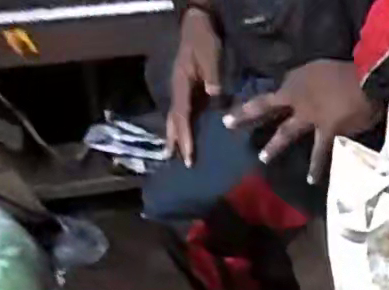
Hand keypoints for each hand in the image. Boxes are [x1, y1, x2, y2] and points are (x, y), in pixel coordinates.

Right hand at [167, 7, 222, 166]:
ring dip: (176, 138)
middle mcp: (178, 90)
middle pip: (174, 120)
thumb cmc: (205, 43)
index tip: (188, 155)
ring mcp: (181, 92)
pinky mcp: (189, 93)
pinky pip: (184, 115)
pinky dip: (182, 129)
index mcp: (181, 84)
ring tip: (173, 157)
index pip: (182, 116)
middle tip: (180, 163)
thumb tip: (215, 97)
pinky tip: (184, 141)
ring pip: (176, 119)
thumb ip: (213, 79)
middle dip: (177, 142)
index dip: (185, 137)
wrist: (199, 27)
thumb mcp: (210, 57)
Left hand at [225, 59, 378, 184]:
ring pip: (286, 132)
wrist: (365, 80)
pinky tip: (310, 180)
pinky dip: (315, 168)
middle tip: (227, 124)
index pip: (276, 91)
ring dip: (273, 146)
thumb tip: (311, 99)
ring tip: (262, 158)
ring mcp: (309, 116)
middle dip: (245, 115)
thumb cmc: (347, 73)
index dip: (265, 99)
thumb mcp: (321, 72)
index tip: (251, 108)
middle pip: (266, 107)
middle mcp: (296, 97)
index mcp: (295, 80)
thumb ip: (312, 86)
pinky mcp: (326, 132)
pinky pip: (319, 153)